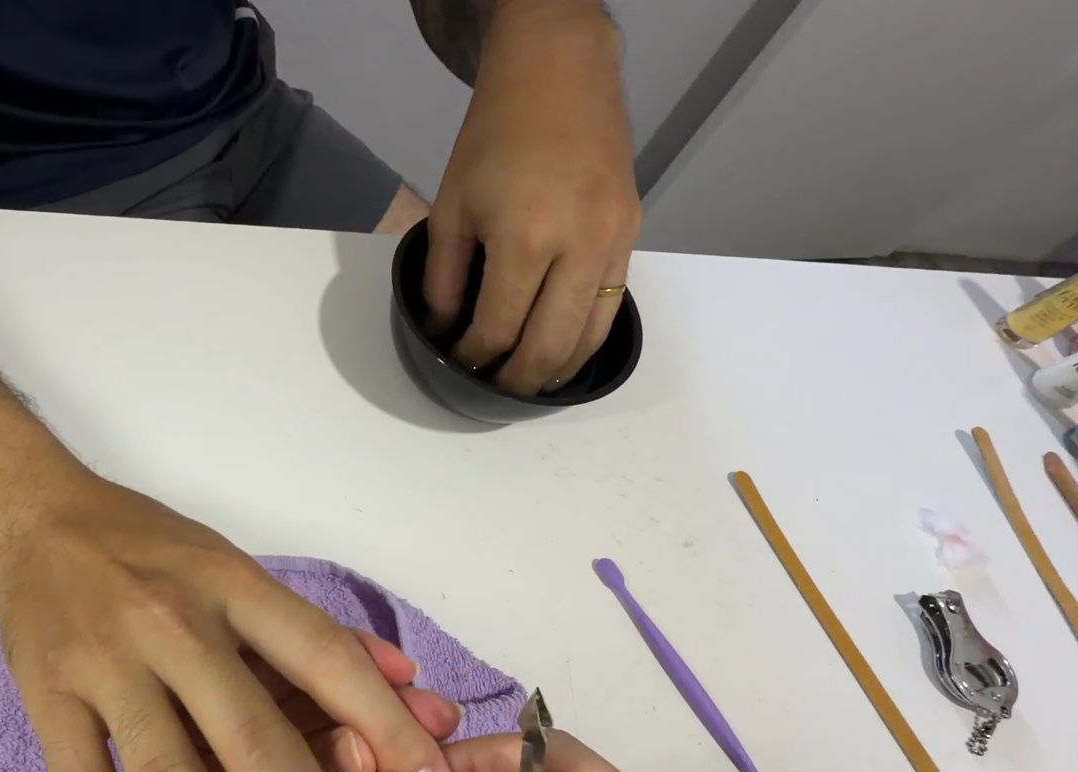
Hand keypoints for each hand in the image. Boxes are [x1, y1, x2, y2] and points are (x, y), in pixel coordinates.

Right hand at [0, 476, 454, 771]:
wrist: (34, 518)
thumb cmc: (145, 544)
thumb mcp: (232, 565)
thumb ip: (312, 631)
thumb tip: (405, 684)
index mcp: (232, 584)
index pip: (324, 658)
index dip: (383, 728)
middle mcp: (176, 625)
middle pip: (257, 746)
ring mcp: (109, 665)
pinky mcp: (51, 699)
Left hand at [423, 0, 640, 396]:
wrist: (560, 77)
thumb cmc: (493, 139)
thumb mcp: (449, 210)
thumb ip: (444, 280)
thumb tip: (445, 329)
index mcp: (526, 239)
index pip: (498, 328)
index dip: (473, 356)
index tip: (458, 361)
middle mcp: (580, 247)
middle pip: (549, 345)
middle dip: (517, 379)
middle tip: (493, 388)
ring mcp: (615, 241)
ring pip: (590, 335)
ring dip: (556, 370)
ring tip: (527, 383)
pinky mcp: (632, 234)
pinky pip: (614, 305)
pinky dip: (586, 339)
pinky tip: (562, 351)